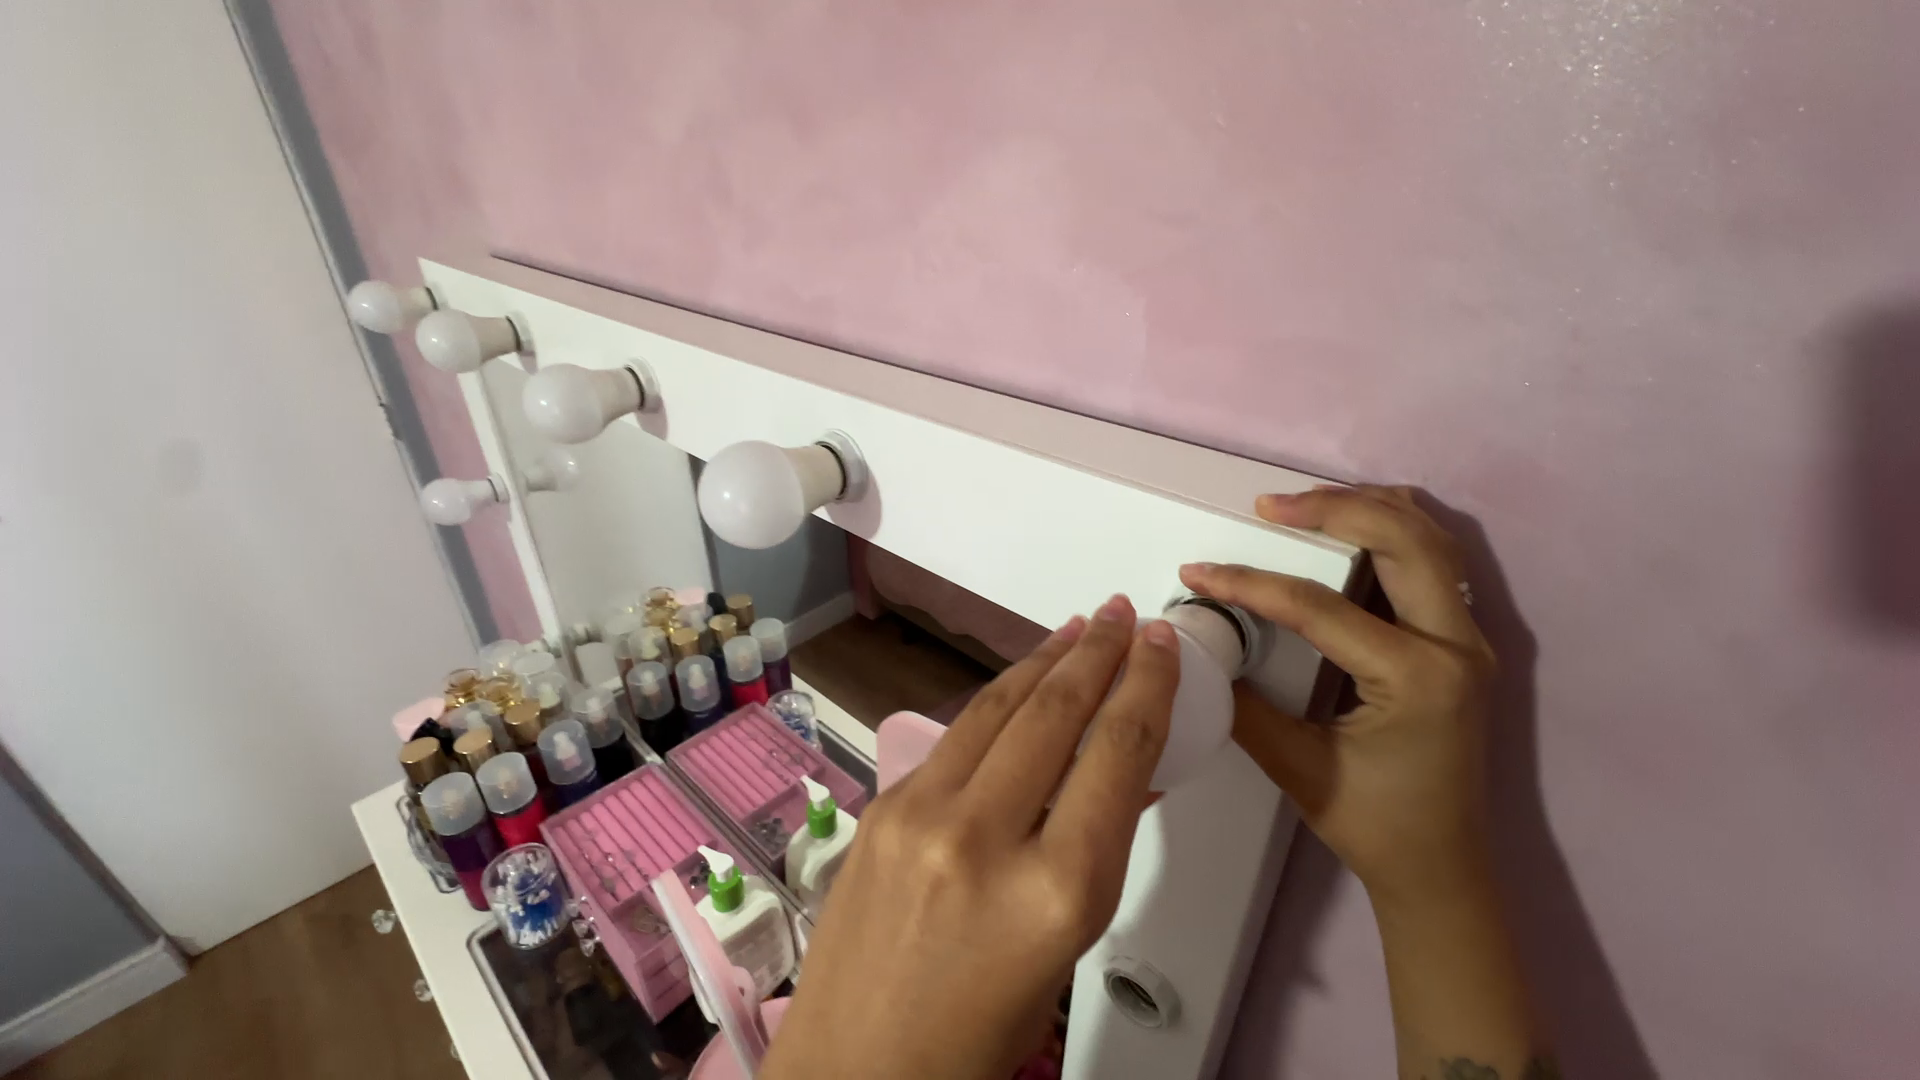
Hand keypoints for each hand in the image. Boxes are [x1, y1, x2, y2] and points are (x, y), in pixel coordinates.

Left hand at [761, 595, 1180, 1079]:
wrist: (858, 1071)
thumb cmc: (979, 1030)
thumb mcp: (1064, 946)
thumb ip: (1095, 849)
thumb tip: (1124, 776)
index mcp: (1055, 890)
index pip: (1117, 755)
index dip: (1146, 686)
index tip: (1160, 644)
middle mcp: (984, 837)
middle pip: (1055, 714)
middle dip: (1096, 653)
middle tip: (1120, 613)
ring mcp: (921, 814)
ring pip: (997, 708)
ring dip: (1042, 660)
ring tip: (1076, 630)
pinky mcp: (882, 807)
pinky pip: (954, 737)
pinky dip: (996, 702)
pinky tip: (1016, 687)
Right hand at [1180, 485, 1497, 905]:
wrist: (1441, 868)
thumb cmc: (1373, 824)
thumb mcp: (1297, 765)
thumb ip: (1244, 703)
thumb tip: (1200, 649)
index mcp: (1417, 677)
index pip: (1319, 606)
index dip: (1250, 583)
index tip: (1197, 572)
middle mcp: (1457, 645)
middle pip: (1402, 540)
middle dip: (1332, 510)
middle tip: (1268, 507)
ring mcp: (1468, 640)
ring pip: (1431, 539)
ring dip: (1369, 509)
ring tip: (1306, 503)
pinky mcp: (1461, 643)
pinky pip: (1436, 562)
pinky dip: (1394, 530)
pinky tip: (1354, 527)